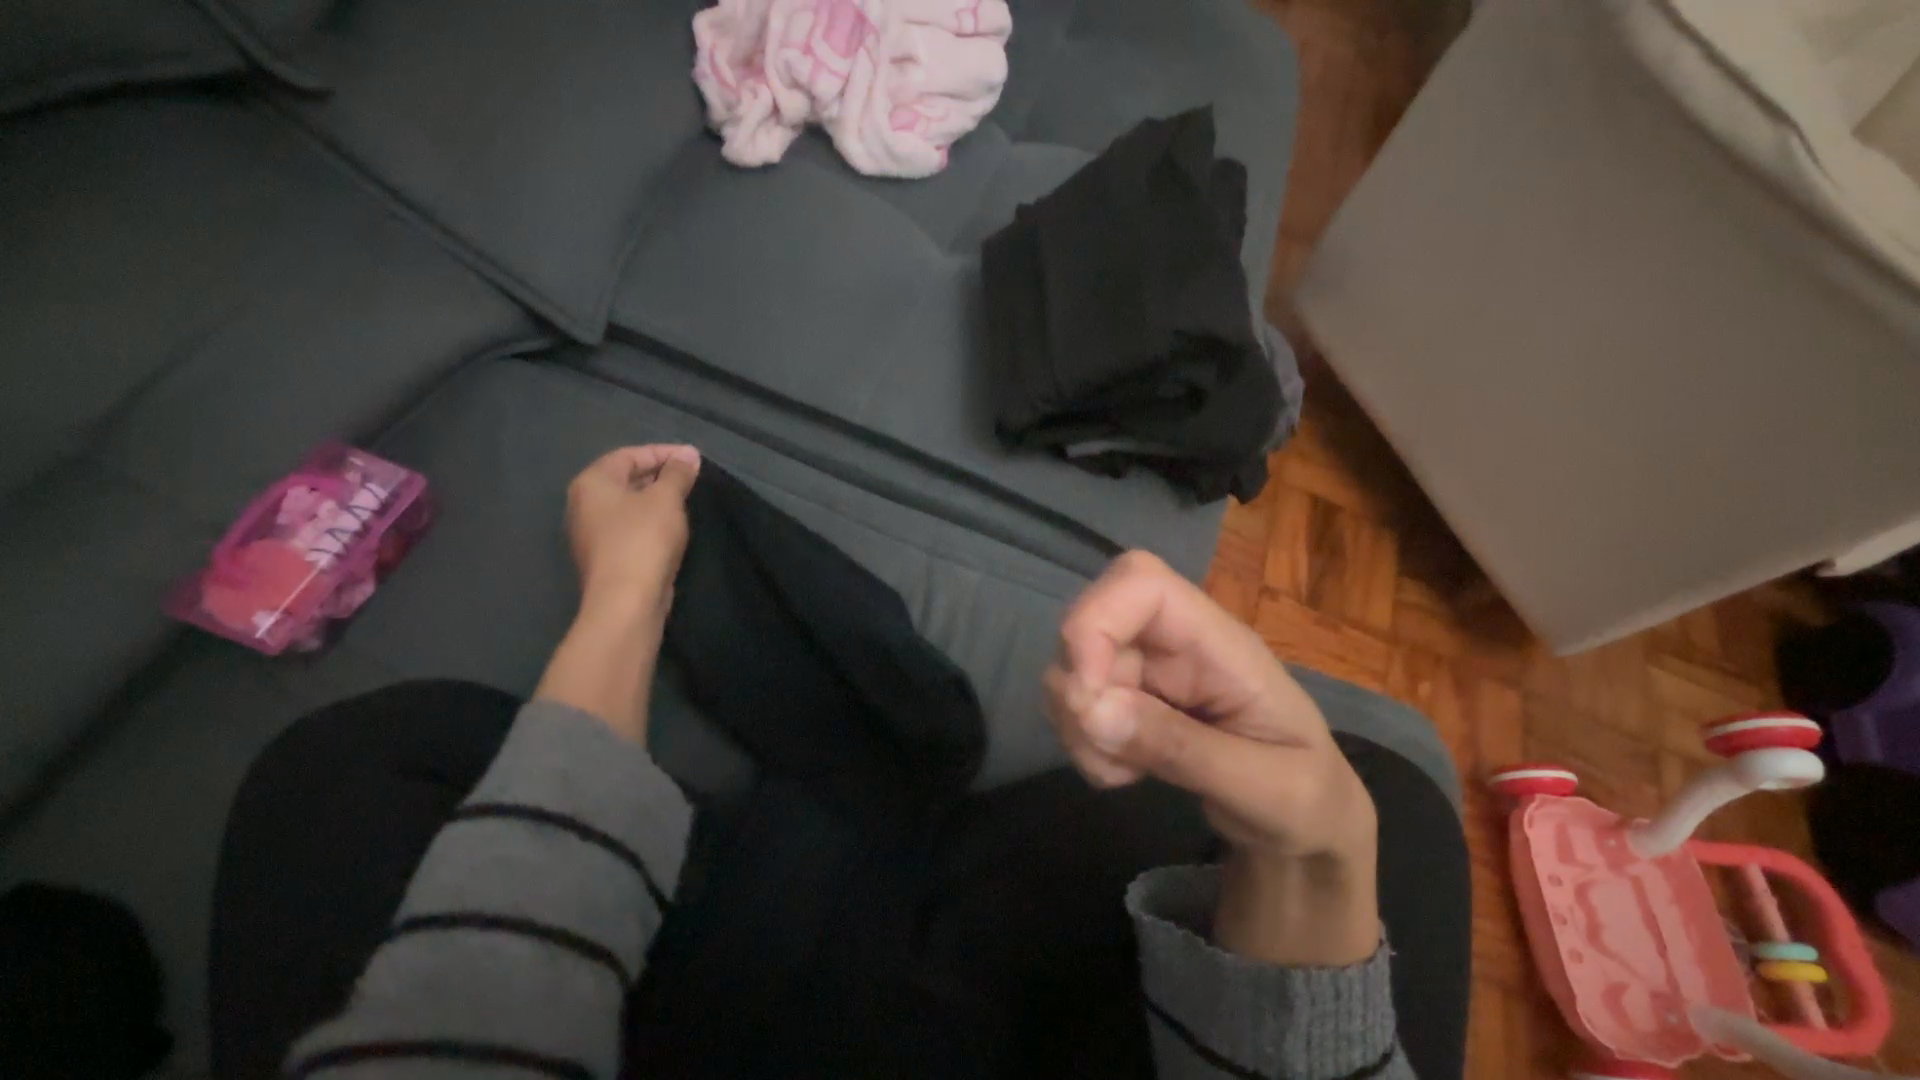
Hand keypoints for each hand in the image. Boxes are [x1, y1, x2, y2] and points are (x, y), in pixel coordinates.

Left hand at [535, 445, 700, 743]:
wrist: (625, 602)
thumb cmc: (643, 539)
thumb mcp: (666, 499)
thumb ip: (677, 473)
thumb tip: (688, 455)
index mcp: (592, 483)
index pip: (629, 455)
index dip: (663, 453)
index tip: (694, 459)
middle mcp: (583, 504)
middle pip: (624, 479)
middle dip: (659, 476)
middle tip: (692, 479)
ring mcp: (590, 534)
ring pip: (627, 506)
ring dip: (656, 500)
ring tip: (686, 501)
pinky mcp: (604, 558)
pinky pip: (628, 528)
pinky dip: (649, 522)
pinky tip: (672, 529)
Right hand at [1044, 551, 1380, 965]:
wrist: (1310, 828)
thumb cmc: (1309, 800)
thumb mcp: (1267, 788)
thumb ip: (1182, 748)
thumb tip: (1092, 709)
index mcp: (1220, 643)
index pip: (1142, 582)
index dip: (1096, 620)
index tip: (1088, 696)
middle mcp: (1176, 645)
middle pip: (1092, 620)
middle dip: (1079, 685)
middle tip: (1109, 751)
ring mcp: (1148, 672)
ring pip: (1074, 665)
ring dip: (1078, 724)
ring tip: (1125, 773)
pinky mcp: (1129, 702)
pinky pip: (1077, 705)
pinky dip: (1083, 744)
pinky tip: (1123, 774)